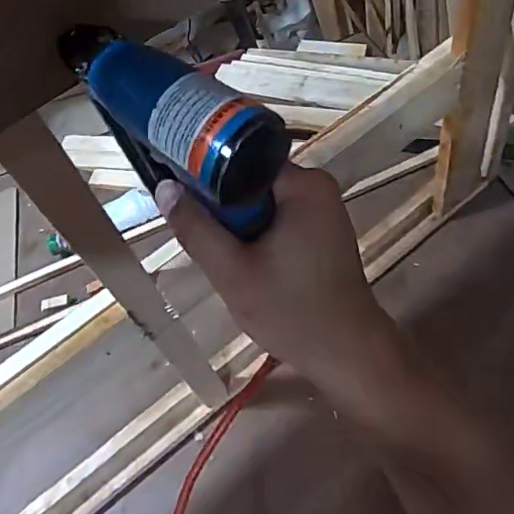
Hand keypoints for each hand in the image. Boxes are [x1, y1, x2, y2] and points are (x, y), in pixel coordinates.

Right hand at [156, 165, 405, 390]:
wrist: (348, 355)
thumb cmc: (292, 311)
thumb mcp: (233, 273)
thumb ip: (197, 229)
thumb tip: (164, 187)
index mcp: (303, 184)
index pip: (243, 159)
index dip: (207, 173)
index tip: (181, 193)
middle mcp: (318, 186)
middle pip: (252, 180)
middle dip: (223, 205)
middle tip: (200, 233)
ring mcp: (324, 208)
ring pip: (263, 201)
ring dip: (239, 222)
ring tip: (221, 252)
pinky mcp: (324, 229)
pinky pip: (279, 216)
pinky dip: (258, 232)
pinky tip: (246, 260)